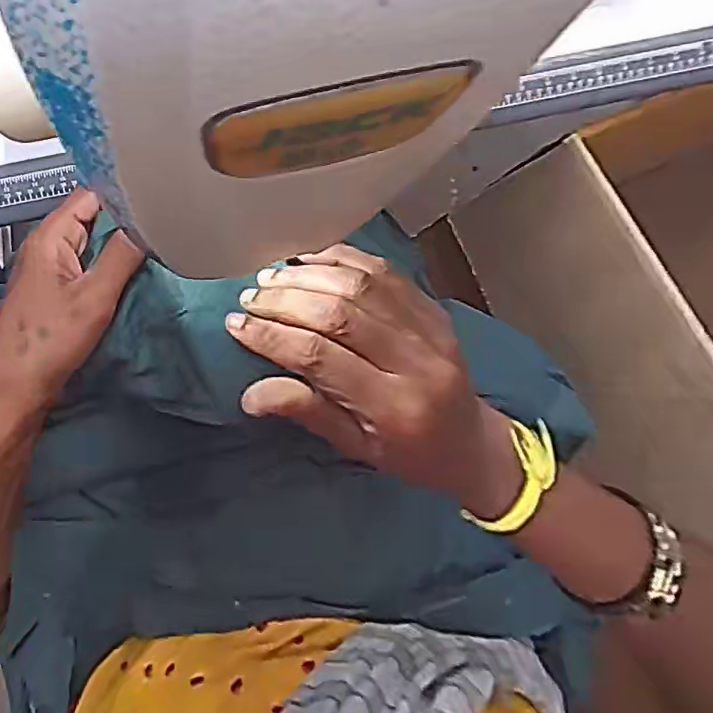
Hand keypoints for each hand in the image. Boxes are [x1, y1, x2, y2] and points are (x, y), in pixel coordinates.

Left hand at [0, 189, 145, 429]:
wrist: (14, 389)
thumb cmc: (48, 341)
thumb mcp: (93, 297)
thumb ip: (122, 255)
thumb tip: (148, 221)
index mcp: (50, 236)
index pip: (90, 194)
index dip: (122, 188)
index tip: (158, 187)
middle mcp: (47, 245)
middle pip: (91, 215)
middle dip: (125, 214)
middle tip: (165, 212)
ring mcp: (50, 267)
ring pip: (91, 240)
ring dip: (118, 239)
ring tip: (157, 234)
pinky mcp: (56, 289)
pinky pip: (87, 262)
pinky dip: (108, 261)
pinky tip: (132, 265)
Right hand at [224, 243, 524, 515]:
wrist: (475, 444)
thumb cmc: (408, 453)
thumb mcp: (355, 448)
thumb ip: (307, 412)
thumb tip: (250, 394)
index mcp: (394, 408)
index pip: (321, 358)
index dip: (273, 336)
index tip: (237, 325)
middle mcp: (417, 363)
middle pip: (340, 315)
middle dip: (285, 300)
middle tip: (251, 298)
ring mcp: (432, 330)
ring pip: (362, 286)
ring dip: (309, 275)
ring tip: (271, 277)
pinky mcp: (435, 309)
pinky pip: (385, 272)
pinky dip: (343, 258)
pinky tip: (309, 259)